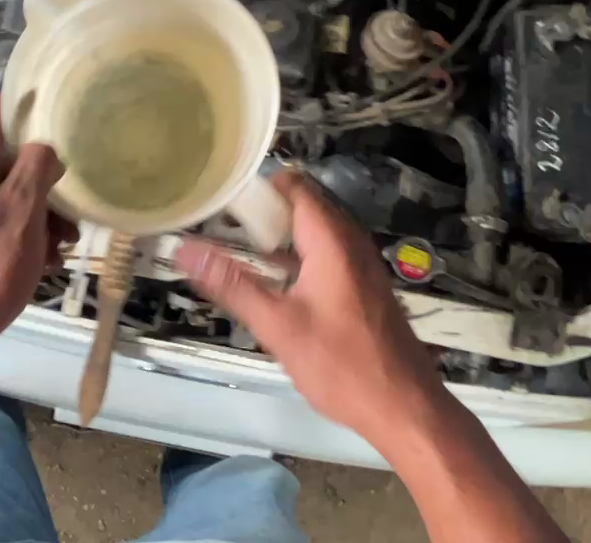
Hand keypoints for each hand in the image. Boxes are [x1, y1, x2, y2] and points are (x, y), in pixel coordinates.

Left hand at [0, 97, 67, 364]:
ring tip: (56, 250)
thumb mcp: (24, 212)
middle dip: (39, 182)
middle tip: (68, 217)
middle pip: (0, 158)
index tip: (62, 124)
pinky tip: (30, 264)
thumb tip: (42, 148)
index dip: (30, 110)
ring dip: (28, 213)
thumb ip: (37, 165)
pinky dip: (5, 232)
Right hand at [176, 171, 444, 440]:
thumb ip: (232, 283)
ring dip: (279, 236)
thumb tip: (186, 250)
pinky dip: (299, 255)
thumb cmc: (341, 364)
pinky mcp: (363, 281)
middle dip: (263, 213)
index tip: (224, 206)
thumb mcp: (277, 326)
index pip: (292, 184)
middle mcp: (349, 238)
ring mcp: (360, 259)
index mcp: (331, 237)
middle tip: (224, 232)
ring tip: (240, 254)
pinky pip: (326, 250)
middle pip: (301, 203)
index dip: (256, 188)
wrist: (404, 406)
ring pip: (313, 229)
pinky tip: (275, 283)